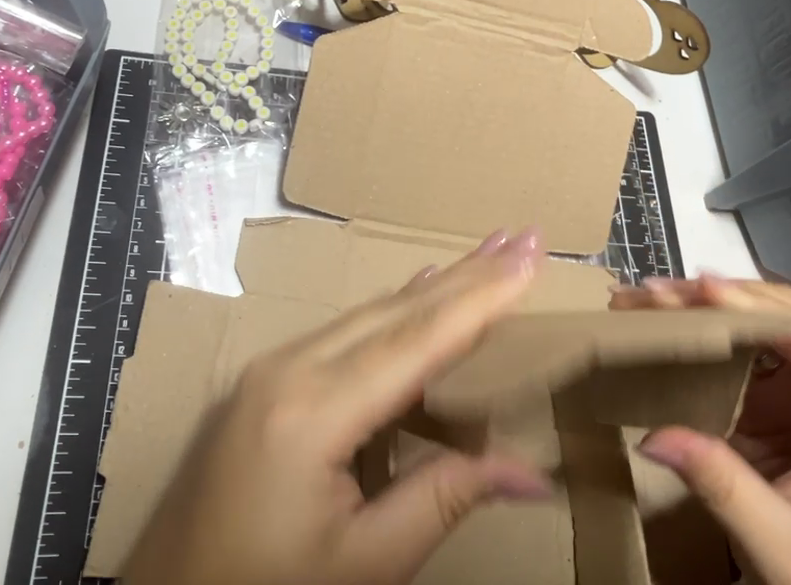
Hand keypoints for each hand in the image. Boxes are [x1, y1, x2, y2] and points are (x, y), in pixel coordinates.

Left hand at [122, 230, 553, 584]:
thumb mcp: (362, 564)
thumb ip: (443, 500)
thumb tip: (531, 471)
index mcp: (312, 412)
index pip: (417, 341)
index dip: (479, 300)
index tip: (527, 258)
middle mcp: (287, 370)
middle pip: (393, 312)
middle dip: (463, 275)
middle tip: (519, 237)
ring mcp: (267, 371)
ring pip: (365, 316)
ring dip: (429, 289)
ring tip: (485, 259)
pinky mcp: (260, 384)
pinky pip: (339, 335)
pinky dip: (389, 315)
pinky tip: (415, 293)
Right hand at [612, 276, 790, 584]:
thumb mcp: (778, 545)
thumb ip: (721, 484)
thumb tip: (652, 435)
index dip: (773, 319)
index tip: (711, 294)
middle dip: (731, 301)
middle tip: (664, 292)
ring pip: (768, 329)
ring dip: (713, 307)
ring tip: (653, 296)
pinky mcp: (781, 402)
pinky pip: (746, 353)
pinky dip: (706, 332)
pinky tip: (668, 317)